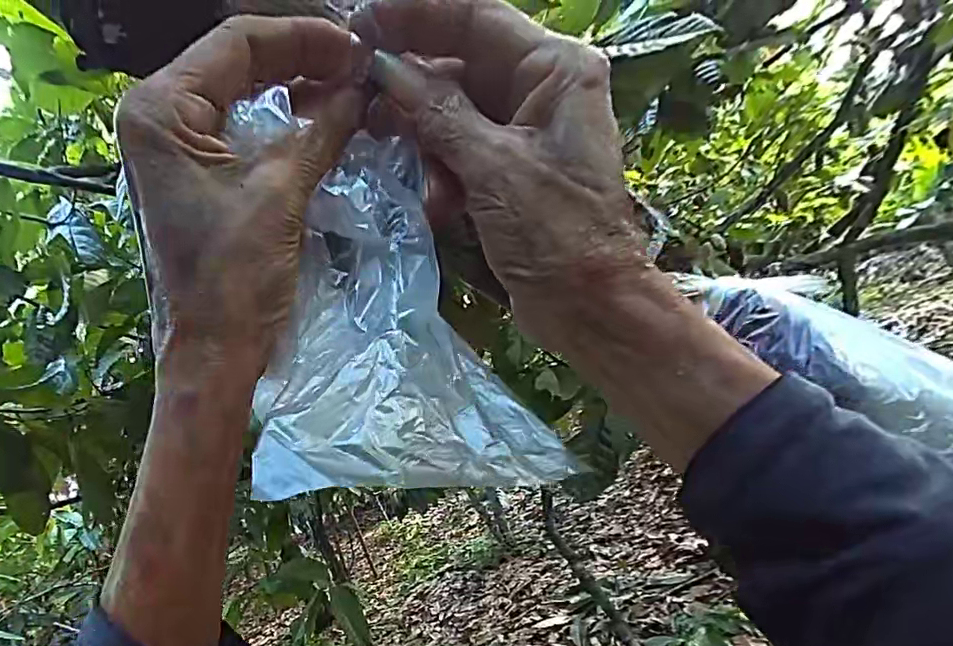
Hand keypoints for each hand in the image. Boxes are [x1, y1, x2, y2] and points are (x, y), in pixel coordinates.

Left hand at [104, 16, 366, 645]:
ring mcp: (174, 153)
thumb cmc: (235, 283)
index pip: (238, 44)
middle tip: (358, 69)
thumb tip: (359, 85)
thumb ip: (318, 131)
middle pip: (237, 66)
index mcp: (160, 109)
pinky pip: (242, 139)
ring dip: (294, 96)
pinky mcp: (195, 185)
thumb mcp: (280, 197)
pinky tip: (319, 130)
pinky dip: (282, 132)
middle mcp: (158, 120)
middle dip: (301, 64)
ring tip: (347, 95)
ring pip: (242, 102)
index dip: (304, 38)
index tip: (357, 47)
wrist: (214, 357)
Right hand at [354, 0, 778, 469]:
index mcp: (554, 71)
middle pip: (462, 70)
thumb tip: (386, 69)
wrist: (589, 309)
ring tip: (400, 166)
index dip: (417, 16)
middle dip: (414, 91)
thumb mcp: (495, 169)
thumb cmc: (556, 234)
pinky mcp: (512, 183)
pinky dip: (444, 178)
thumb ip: (439, 115)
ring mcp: (526, 142)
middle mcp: (542, 96)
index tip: (363, 23)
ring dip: (427, 145)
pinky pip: (465, 161)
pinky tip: (433, 205)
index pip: (476, 19)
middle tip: (363, 105)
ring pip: (457, 120)